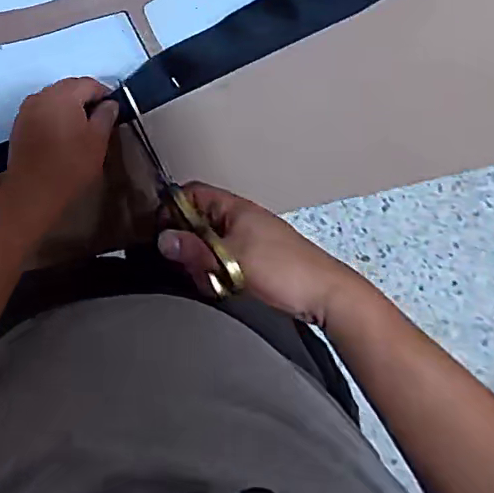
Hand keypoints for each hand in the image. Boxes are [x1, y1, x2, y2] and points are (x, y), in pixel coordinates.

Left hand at [0, 77, 120, 226]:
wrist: (32, 191)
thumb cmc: (70, 165)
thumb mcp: (97, 140)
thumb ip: (105, 116)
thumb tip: (110, 103)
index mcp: (63, 95)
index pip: (89, 83)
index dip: (105, 94)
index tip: (114, 110)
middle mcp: (42, 95)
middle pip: (69, 87)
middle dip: (86, 98)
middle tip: (100, 118)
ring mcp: (27, 108)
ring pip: (54, 97)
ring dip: (69, 106)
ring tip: (82, 127)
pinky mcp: (19, 123)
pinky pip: (42, 109)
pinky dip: (54, 115)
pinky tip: (62, 133)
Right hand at [158, 183, 363, 323]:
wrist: (329, 298)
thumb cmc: (286, 271)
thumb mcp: (230, 260)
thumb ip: (194, 249)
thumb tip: (164, 240)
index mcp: (234, 207)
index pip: (190, 194)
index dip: (172, 210)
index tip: (164, 234)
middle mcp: (241, 218)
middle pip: (197, 221)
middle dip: (189, 244)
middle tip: (190, 265)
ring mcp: (250, 239)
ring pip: (211, 244)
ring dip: (205, 263)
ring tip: (213, 282)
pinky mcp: (258, 261)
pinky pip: (226, 261)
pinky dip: (221, 274)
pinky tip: (226, 289)